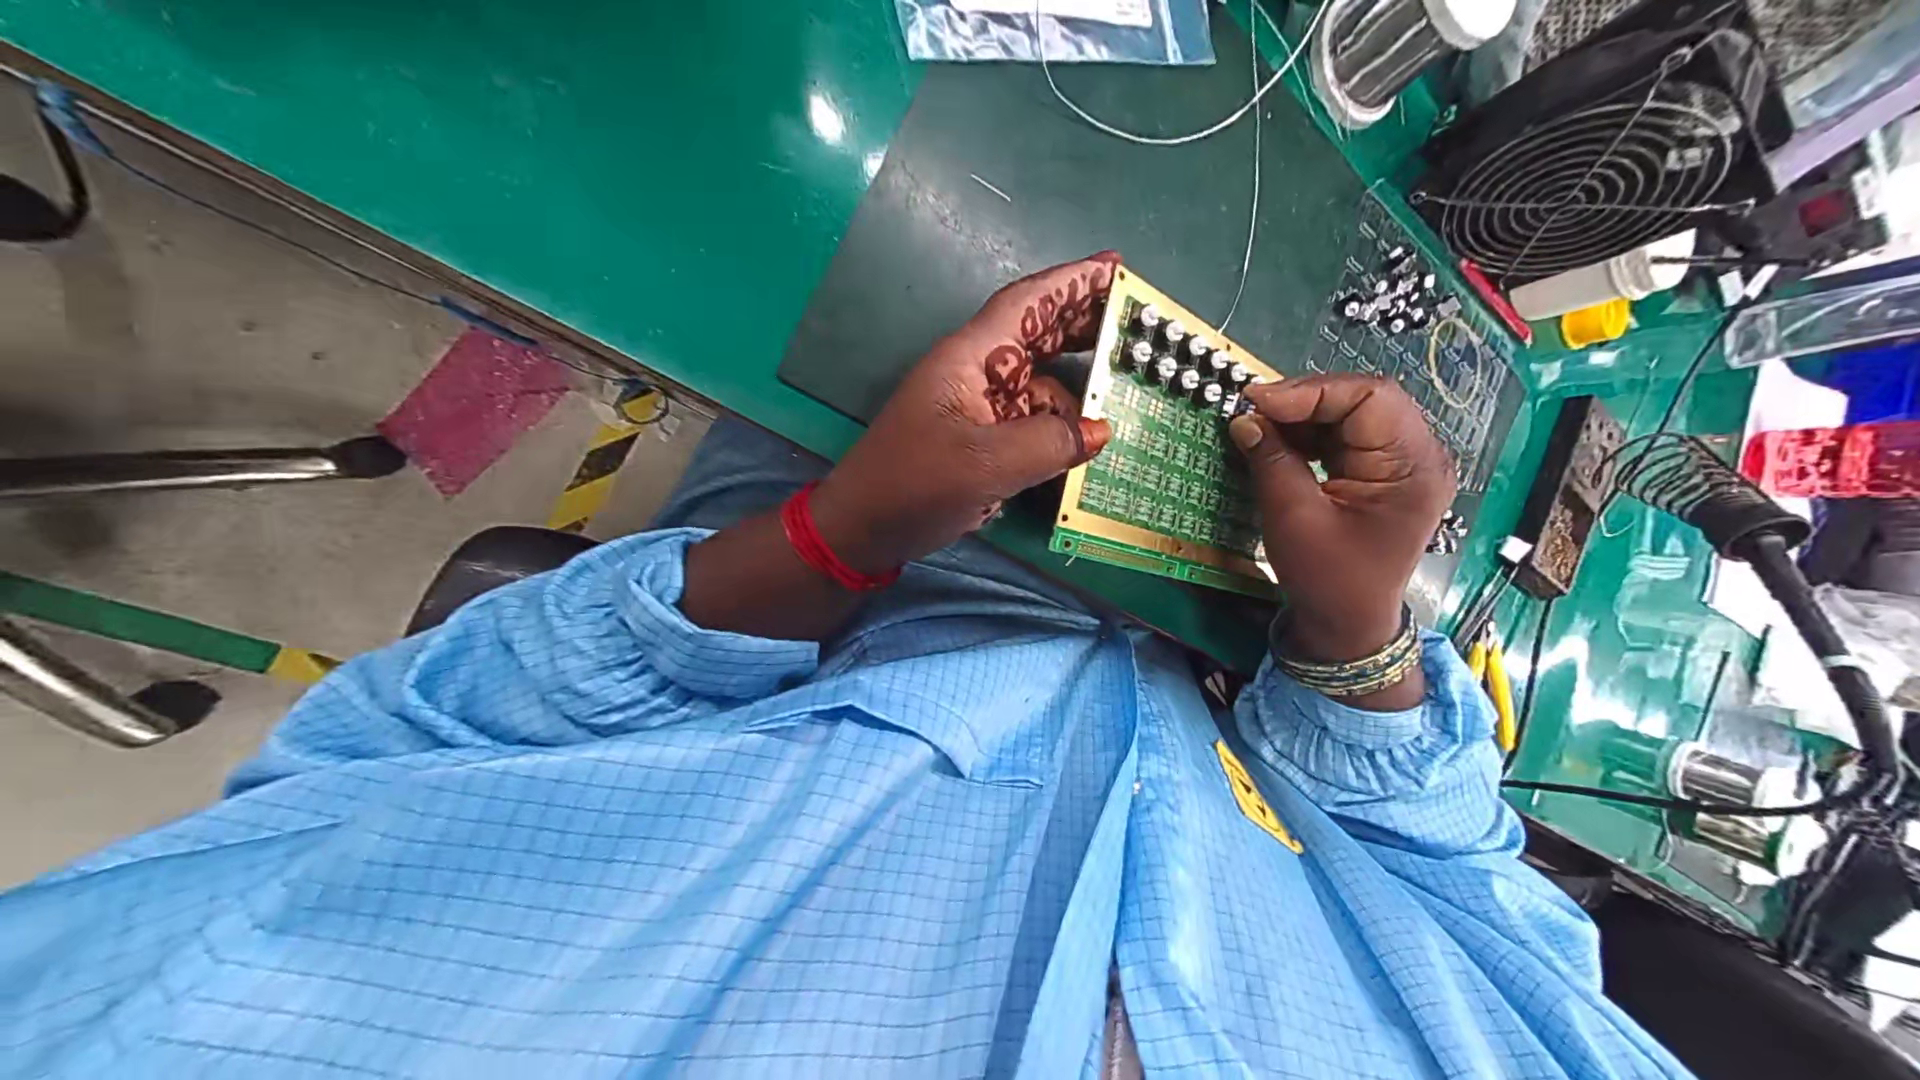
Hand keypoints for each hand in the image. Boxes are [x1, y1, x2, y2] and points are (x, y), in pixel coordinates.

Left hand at [809, 253, 1120, 572]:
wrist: (863, 529)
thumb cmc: (914, 486)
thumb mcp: (986, 464)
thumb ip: (1050, 443)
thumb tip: (1100, 431)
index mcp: (969, 360)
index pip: (1025, 305)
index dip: (1071, 282)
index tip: (1117, 268)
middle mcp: (974, 375)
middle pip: (1036, 337)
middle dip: (1082, 326)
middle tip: (1135, 325)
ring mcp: (977, 410)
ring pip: (1037, 385)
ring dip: (1077, 386)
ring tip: (1123, 389)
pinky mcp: (979, 443)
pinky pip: (1028, 423)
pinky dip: (1058, 427)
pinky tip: (1086, 439)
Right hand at [1229, 375, 1455, 665]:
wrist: (1347, 623)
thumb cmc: (1328, 578)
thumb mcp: (1293, 518)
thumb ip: (1271, 461)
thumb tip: (1244, 420)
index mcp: (1412, 466)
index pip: (1369, 398)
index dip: (1309, 391)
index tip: (1255, 402)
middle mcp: (1417, 456)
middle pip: (1363, 400)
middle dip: (1304, 401)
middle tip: (1253, 411)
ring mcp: (1399, 463)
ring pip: (1350, 414)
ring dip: (1302, 416)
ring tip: (1259, 426)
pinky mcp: (1379, 472)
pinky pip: (1343, 436)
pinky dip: (1307, 433)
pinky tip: (1277, 441)